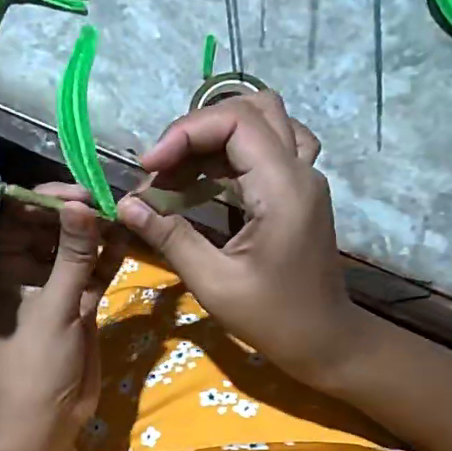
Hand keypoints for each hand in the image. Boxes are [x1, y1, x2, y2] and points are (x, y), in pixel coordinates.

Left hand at [0, 183, 125, 450]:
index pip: (17, 217)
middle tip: (111, 202)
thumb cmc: (37, 364)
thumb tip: (81, 203)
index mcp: (1, 269)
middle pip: (50, 229)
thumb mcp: (56, 307)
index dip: (46, 199)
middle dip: (78, 213)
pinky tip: (129, 239)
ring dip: (97, 234)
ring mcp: (53, 289)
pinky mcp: (78, 305)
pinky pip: (92, 273)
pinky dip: (108, 258)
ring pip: (75, 250)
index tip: (82, 191)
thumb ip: (73, 255)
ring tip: (126, 214)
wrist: (46, 422)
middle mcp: (24, 273)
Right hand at [117, 91, 367, 384]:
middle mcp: (301, 171)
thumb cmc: (272, 318)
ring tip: (181, 172)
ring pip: (265, 122)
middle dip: (198, 130)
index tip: (150, 166)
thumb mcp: (214, 282)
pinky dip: (235, 152)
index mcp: (283, 189)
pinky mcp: (301, 191)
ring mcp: (306, 178)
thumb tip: (127, 205)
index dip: (185, 132)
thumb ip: (171, 236)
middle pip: (251, 110)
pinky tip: (209, 182)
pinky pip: (272, 147)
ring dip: (218, 137)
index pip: (236, 121)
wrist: (325, 340)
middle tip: (164, 168)